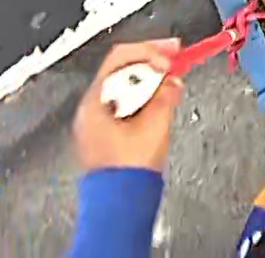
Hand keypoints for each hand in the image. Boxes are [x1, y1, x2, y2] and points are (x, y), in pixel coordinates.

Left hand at [74, 39, 182, 172]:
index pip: (121, 58)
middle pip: (121, 68)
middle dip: (150, 60)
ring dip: (148, 77)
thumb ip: (165, 97)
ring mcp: (97, 121)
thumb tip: (172, 80)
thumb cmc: (129, 177)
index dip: (149, 51)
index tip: (171, 51)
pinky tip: (159, 97)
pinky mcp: (106, 135)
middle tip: (173, 55)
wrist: (121, 214)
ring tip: (171, 75)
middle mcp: (91, 107)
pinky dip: (143, 94)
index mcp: (96, 100)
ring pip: (124, 85)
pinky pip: (124, 102)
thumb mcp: (154, 127)